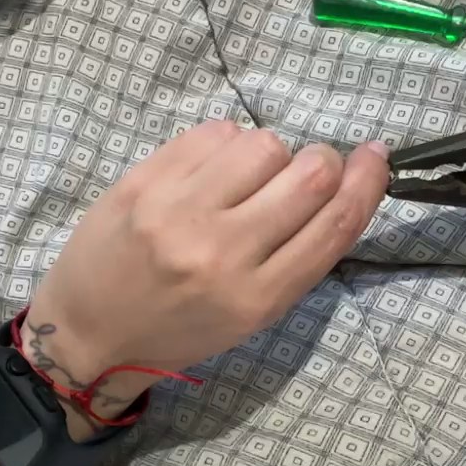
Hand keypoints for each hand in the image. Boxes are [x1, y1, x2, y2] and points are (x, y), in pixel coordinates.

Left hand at [23, 122, 389, 421]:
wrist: (88, 333)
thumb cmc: (178, 331)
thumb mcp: (250, 316)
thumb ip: (296, 257)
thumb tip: (340, 186)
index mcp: (257, 298)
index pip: (333, 224)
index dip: (367, 182)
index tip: (377, 157)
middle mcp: (222, 252)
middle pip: (309, 174)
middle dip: (323, 162)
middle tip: (307, 172)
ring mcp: (178, 211)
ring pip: (265, 144)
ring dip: (270, 156)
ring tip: (244, 180)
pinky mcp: (144, 180)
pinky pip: (215, 132)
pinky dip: (226, 146)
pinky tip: (210, 172)